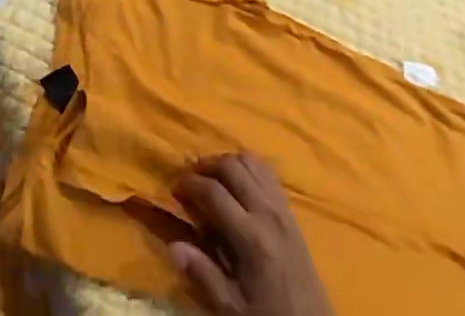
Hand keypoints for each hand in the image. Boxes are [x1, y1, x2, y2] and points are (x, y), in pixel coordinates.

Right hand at [169, 153, 334, 315]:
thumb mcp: (233, 308)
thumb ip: (203, 274)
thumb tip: (172, 245)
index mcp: (252, 237)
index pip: (214, 192)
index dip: (190, 184)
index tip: (174, 186)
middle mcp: (268, 213)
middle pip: (233, 166)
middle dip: (207, 165)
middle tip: (190, 177)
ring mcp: (283, 209)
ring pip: (253, 162)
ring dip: (228, 162)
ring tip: (212, 176)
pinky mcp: (292, 212)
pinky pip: (268, 174)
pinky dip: (249, 168)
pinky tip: (238, 183)